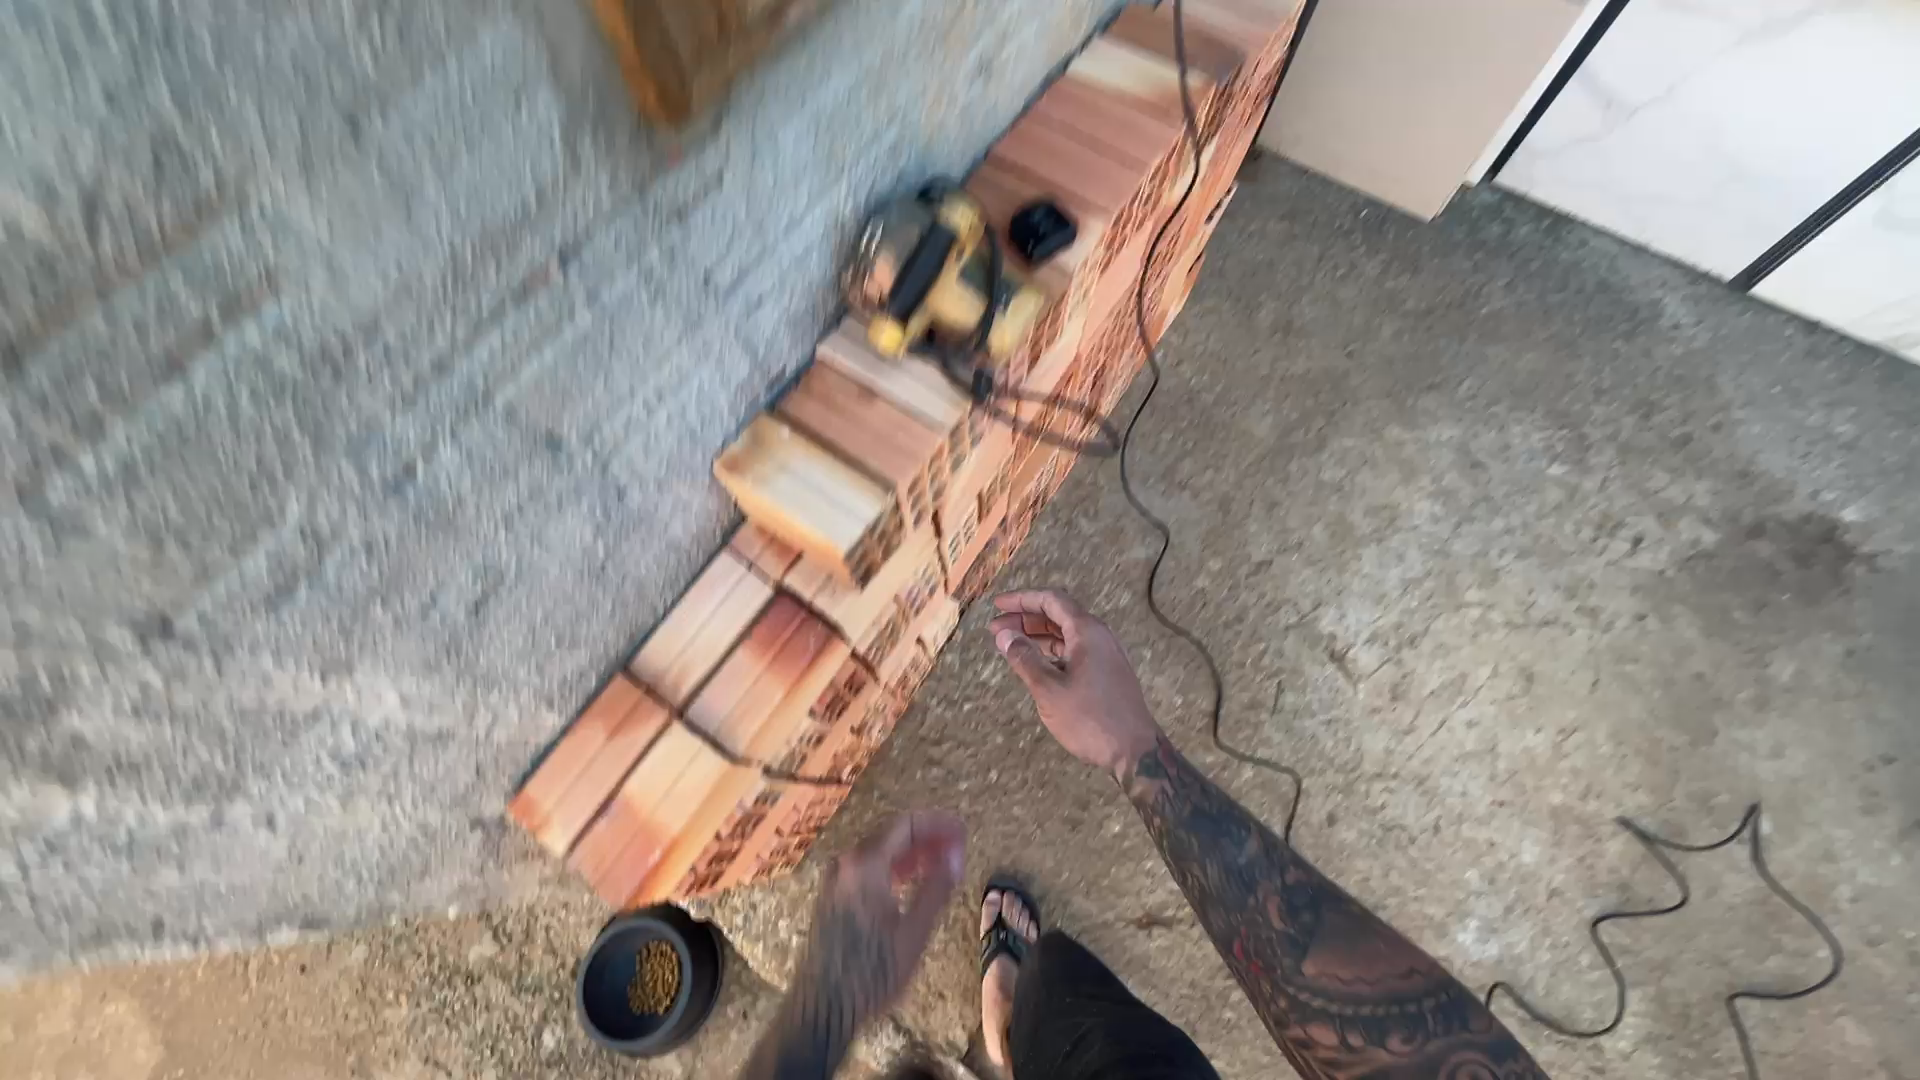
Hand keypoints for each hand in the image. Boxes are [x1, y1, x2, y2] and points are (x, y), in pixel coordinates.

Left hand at [794, 811, 965, 1026]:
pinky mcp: (832, 896)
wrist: (822, 1008)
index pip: (907, 824)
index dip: (938, 824)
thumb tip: (956, 857)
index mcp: (866, 863)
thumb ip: (937, 887)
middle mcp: (846, 862)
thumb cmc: (871, 974)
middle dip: (927, 838)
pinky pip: (867, 868)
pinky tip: (910, 883)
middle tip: (955, 848)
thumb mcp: (914, 932)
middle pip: (892, 834)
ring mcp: (835, 878)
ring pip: (879, 851)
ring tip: (939, 866)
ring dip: (911, 854)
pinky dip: (892, 867)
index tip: (961, 832)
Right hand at [988, 589, 1161, 781]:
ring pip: (1065, 634)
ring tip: (1010, 645)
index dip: (1022, 599)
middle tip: (996, 629)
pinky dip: (1051, 651)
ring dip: (1036, 636)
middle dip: (1025, 618)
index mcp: (1087, 631)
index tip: (997, 605)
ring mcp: (1104, 654)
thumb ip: (1024, 658)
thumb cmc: (1090, 718)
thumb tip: (1004, 635)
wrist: (1135, 750)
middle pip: (1058, 614)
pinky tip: (1034, 664)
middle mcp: (1098, 636)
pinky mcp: (1105, 672)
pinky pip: (1073, 650)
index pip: (1051, 600)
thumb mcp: (1049, 689)